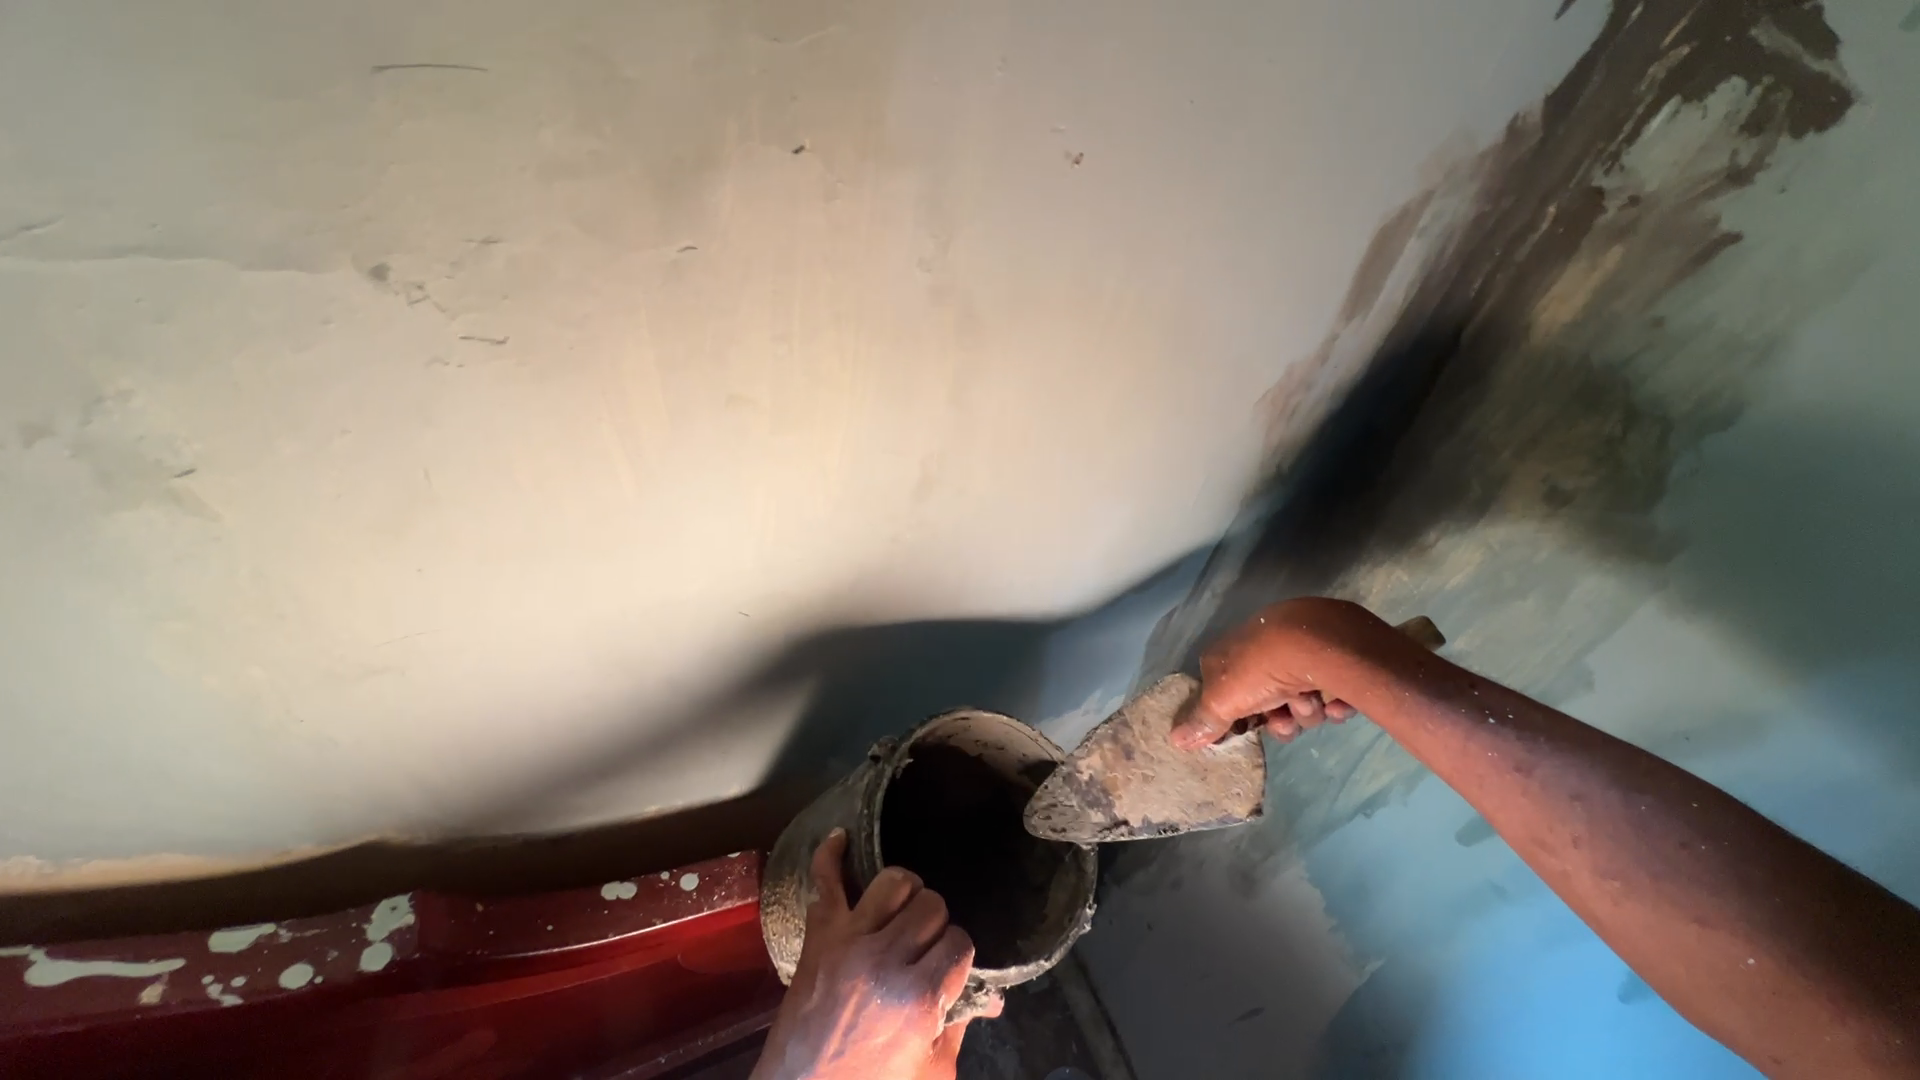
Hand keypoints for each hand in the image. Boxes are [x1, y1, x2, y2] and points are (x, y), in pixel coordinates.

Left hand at [751, 829, 989, 1079]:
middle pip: (932, 906)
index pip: (960, 943)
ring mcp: (848, 940)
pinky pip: (825, 880)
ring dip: (906, 892)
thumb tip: (993, 999)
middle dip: (936, 923)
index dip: (959, 954)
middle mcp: (885, 959)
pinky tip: (841, 838)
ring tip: (903, 909)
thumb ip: (959, 1027)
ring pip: (894, 882)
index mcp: (918, 998)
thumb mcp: (929, 1072)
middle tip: (925, 945)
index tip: (949, 967)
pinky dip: (831, 855)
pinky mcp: (819, 935)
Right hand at [1171, 597, 1393, 748]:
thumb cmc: (1259, 669)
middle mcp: (1260, 653)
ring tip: (1310, 702)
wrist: (1316, 642)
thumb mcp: (1221, 700)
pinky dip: (1333, 705)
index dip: (1236, 717)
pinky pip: (1331, 695)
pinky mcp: (1330, 660)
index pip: (1224, 692)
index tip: (1245, 730)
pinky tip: (1335, 704)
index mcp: (1228, 656)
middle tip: (1284, 719)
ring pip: (1300, 703)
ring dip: (1305, 712)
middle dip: (1279, 719)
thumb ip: (1201, 721)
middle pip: (1267, 704)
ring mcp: (1296, 654)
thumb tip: (1175, 740)